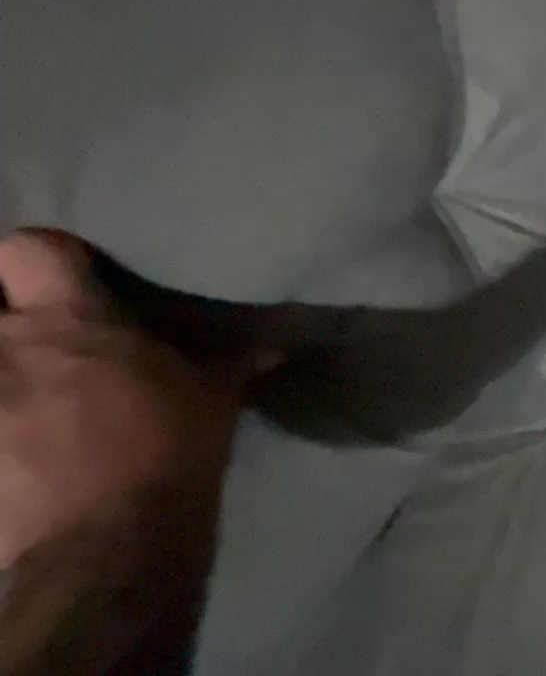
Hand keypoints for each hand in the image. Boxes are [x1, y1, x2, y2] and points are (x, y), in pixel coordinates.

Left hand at [0, 231, 246, 569]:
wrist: (102, 540)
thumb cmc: (169, 447)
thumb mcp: (215, 397)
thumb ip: (230, 363)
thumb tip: (275, 347)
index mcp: (70, 324)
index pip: (28, 249)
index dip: (48, 257)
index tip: (73, 276)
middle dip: (11, 312)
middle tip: (43, 335)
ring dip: (5, 372)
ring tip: (31, 394)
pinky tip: (19, 445)